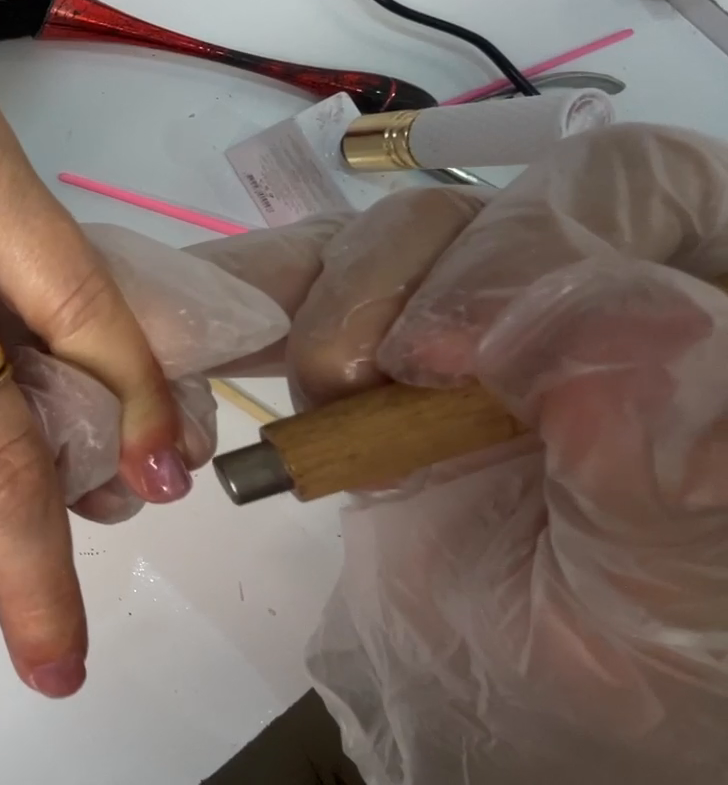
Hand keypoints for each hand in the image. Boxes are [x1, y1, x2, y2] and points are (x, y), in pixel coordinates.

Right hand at [191, 124, 727, 784]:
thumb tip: (636, 319)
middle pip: (494, 198)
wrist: (513, 684)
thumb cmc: (616, 654)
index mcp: (698, 317)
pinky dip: (236, 290)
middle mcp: (582, 280)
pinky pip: (295, 270)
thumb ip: (676, 464)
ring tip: (325, 403)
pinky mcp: (365, 321)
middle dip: (407, 282)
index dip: (531, 249)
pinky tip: (202, 324)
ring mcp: (461, 298)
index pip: (634, 195)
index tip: (447, 363)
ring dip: (329, 304)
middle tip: (364, 381)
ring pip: (388, 230)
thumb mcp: (669, 590)